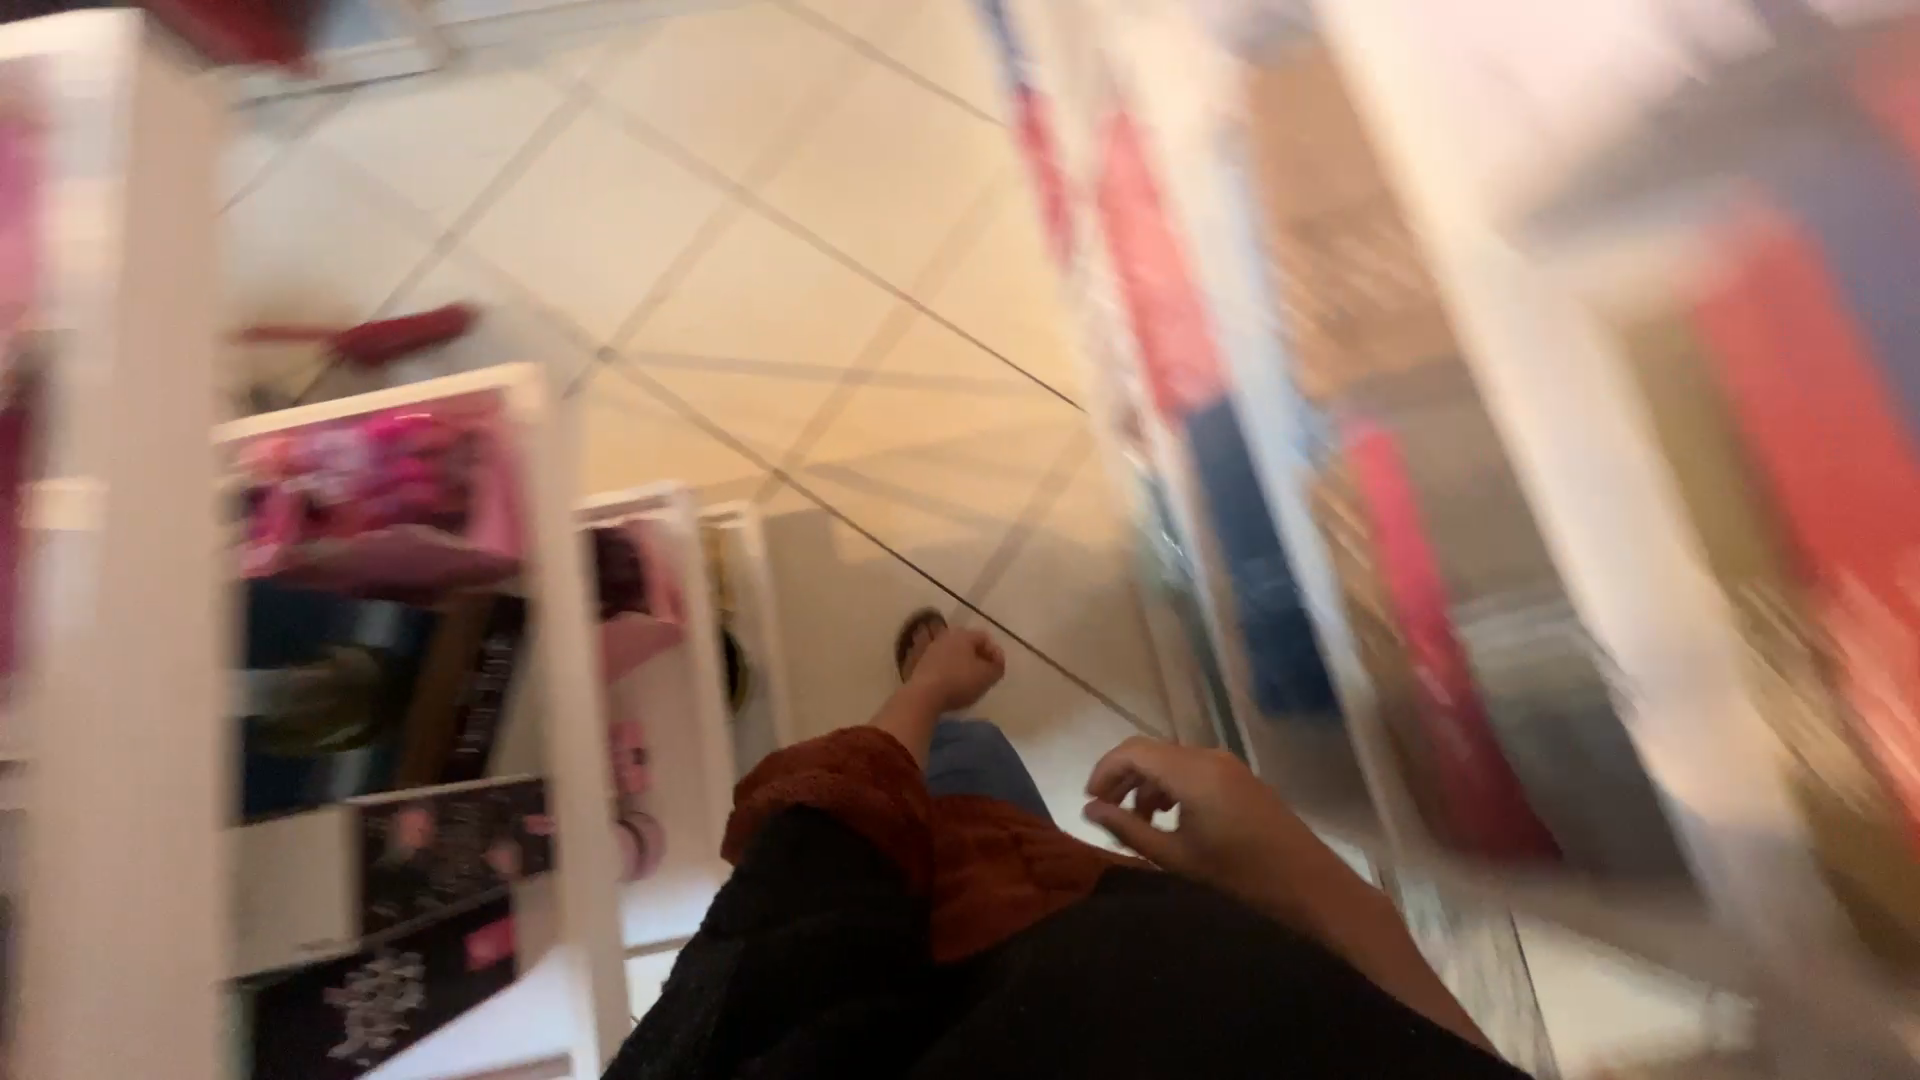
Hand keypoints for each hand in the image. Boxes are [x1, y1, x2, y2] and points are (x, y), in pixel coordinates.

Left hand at [903, 628, 1004, 712]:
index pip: (985, 638)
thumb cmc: (959, 681)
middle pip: (968, 645)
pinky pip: (942, 665)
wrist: (923, 695)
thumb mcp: (987, 676)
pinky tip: (954, 687)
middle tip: (986, 674)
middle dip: (979, 658)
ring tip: (970, 683)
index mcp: (963, 635)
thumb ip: (997, 668)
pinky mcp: (921, 664)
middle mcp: (946, 637)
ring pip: (954, 655)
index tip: (999, 669)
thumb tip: (996, 664)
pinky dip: (951, 673)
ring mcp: (931, 650)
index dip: (995, 652)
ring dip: (964, 666)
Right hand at [1086, 738, 1490, 1049]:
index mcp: (1192, 771)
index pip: (1132, 751)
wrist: (1316, 893)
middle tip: (1103, 812)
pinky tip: (1168, 817)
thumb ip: (1129, 829)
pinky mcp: (1241, 779)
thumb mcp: (1177, 858)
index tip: (1088, 802)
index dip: (1104, 771)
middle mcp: (1209, 756)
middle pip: (1150, 752)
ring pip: (1171, 760)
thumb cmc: (1242, 879)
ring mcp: (1229, 765)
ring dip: (1145, 783)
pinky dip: (1170, 786)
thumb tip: (1089, 810)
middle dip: (1122, 777)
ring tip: (1133, 820)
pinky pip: (1192, 769)